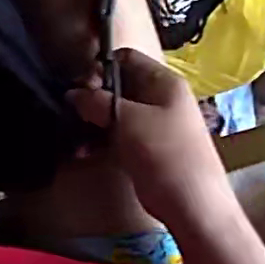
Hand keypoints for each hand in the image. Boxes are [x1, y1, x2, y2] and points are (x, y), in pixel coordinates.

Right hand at [66, 48, 236, 230]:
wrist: (192, 204)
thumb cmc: (163, 153)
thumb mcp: (127, 120)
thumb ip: (97, 102)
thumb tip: (73, 93)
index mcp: (163, 82)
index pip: (126, 59)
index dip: (100, 67)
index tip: (79, 84)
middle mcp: (160, 99)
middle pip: (119, 86)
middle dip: (92, 98)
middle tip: (72, 112)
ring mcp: (154, 125)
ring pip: (115, 113)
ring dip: (92, 122)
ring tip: (72, 135)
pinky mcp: (147, 149)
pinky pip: (118, 135)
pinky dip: (100, 140)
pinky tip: (82, 152)